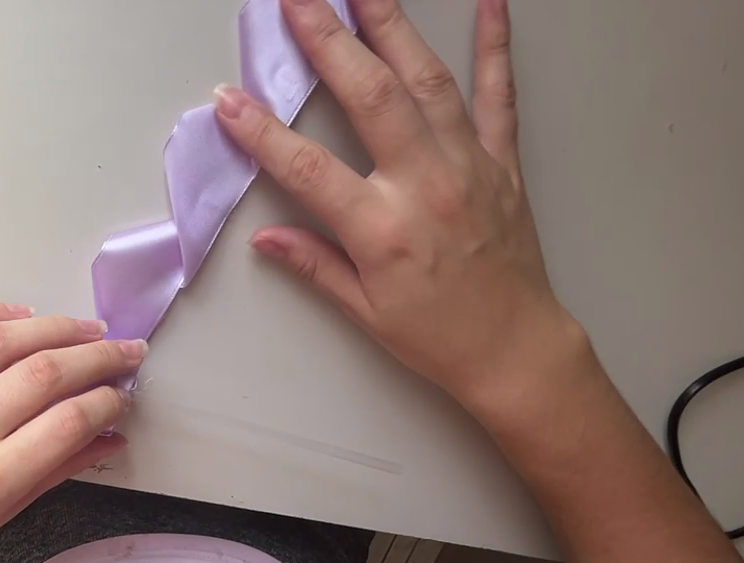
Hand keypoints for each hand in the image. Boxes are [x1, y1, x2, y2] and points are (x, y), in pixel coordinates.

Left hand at [0, 302, 140, 562]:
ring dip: (53, 327)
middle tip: (125, 350)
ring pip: (0, 342)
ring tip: (86, 329)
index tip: (123, 395)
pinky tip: (21, 316)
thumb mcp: (11, 509)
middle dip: (97, 356)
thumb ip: (63, 466)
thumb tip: (113, 434)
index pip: (68, 421)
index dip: (107, 401)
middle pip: (43, 374)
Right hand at [214, 0, 586, 410]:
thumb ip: (315, 265)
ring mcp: (470, 165)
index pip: (308, 170)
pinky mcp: (503, 162)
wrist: (513, 347)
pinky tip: (490, 1)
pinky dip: (494, 43)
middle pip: (370, 96)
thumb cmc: (437, 337)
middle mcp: (425, 185)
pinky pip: (499, 92)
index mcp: (382, 230)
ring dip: (391, 25)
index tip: (230, 102)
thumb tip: (266, 240)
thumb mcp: (365, 311)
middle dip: (328, 41)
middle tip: (297, 0)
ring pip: (427, 79)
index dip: (263, 134)